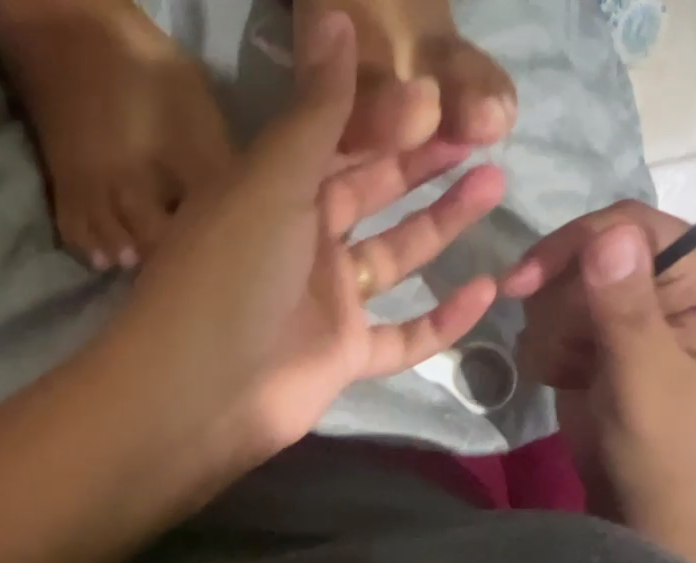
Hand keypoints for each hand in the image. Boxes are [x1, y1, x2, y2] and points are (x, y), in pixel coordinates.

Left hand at [101, 10, 505, 451]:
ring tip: (496, 183)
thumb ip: (315, 108)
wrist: (200, 393)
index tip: (439, 98)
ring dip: (441, 224)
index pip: (336, 143)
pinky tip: (485, 289)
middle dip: (422, 162)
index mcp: (270, 195)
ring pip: (393, 258)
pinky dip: (442, 320)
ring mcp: (321, 304)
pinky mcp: (341, 358)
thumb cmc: (229, 273)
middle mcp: (297, 245)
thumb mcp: (271, 178)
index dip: (386, 118)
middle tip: (486, 130)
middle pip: (370, 193)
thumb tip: (336, 14)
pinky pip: (402, 338)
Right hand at [497, 201, 695, 521]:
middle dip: (561, 303)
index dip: (573, 246)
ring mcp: (627, 312)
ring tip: (571, 372)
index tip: (519, 284)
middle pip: (586, 253)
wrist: (640, 503)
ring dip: (551, 331)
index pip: (630, 226)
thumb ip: (626, 308)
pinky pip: (548, 319)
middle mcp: (666, 285)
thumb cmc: (661, 445)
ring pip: (560, 286)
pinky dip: (545, 350)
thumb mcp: (646, 377)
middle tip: (565, 353)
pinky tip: (564, 379)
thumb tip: (607, 234)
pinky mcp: (594, 338)